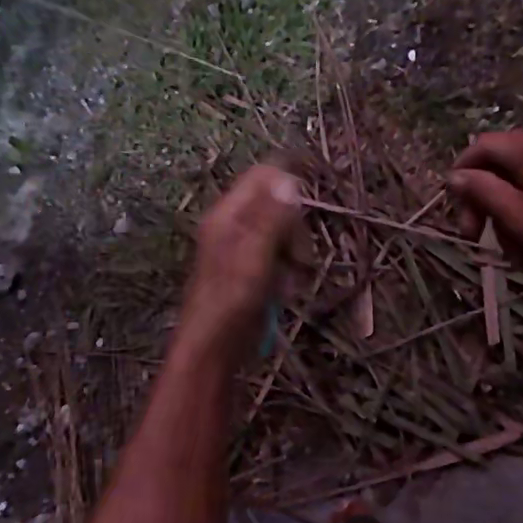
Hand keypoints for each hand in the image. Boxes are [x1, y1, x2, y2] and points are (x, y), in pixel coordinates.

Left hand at [179, 164, 302, 347]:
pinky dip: (288, 270)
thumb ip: (272, 217)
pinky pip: (279, 257)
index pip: (263, 176)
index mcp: (228, 214)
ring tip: (291, 280)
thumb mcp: (255, 254)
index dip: (289, 183)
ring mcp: (243, 248)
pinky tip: (285, 289)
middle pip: (278, 204)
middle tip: (298, 257)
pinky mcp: (251, 269)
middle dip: (295, 228)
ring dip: (295, 253)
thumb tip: (290, 181)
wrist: (214, 347)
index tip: (309, 210)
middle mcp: (234, 225)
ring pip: (283, 233)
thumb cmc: (231, 300)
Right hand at [447, 130, 522, 282]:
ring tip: (514, 252)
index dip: (462, 175)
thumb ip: (483, 192)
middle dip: (485, 200)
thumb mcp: (521, 218)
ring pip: (520, 178)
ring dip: (508, 213)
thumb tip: (453, 176)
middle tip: (477, 238)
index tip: (456, 211)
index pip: (480, 146)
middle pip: (500, 163)